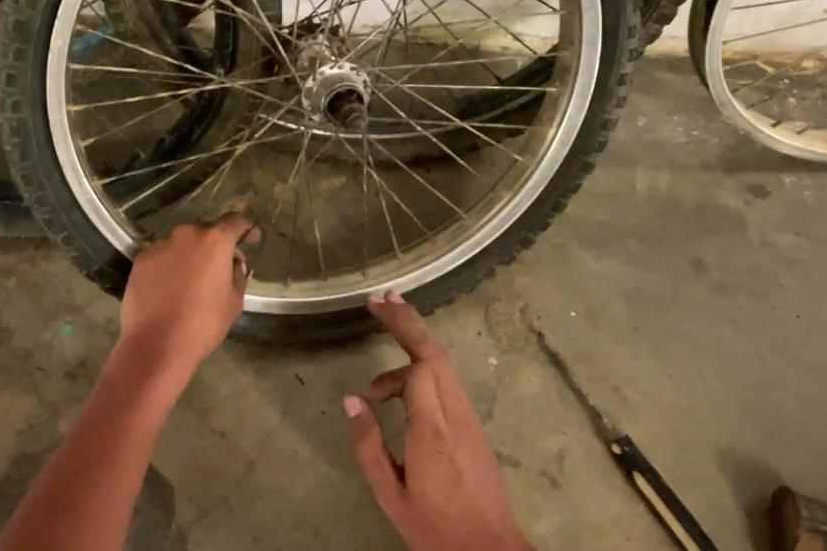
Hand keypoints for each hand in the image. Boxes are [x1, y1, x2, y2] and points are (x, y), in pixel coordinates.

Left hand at [117, 214, 258, 373]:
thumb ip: (238, 275)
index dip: (246, 228)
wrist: (156, 344)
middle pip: (206, 232)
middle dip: (215, 247)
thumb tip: (233, 263)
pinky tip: (168, 289)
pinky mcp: (141, 259)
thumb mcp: (234, 302)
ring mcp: (160, 245)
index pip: (235, 221)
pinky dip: (168, 267)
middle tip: (219, 269)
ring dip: (190, 257)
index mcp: (215, 240)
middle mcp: (187, 234)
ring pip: (182, 245)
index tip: (250, 238)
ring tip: (190, 283)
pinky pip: (162, 257)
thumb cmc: (203, 324)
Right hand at [345, 293, 532, 550]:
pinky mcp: (474, 428)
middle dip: (408, 321)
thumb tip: (353, 400)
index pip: (419, 371)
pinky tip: (402, 373)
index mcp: (433, 432)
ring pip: (444, 364)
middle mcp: (456, 416)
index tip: (371, 356)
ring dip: (416, 337)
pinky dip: (424, 362)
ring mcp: (470, 420)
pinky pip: (447, 382)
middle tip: (381, 298)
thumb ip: (369, 446)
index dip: (395, 356)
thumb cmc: (437, 528)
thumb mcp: (392, 496)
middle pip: (435, 354)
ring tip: (388, 319)